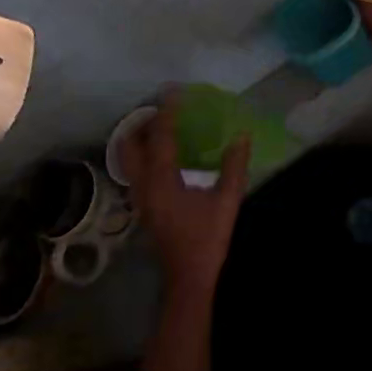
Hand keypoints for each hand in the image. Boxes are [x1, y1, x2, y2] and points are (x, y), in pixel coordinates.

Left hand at [121, 99, 249, 296]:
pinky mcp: (144, 206)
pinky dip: (145, 154)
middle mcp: (143, 187)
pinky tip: (166, 154)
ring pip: (130, 159)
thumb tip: (241, 135)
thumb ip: (234, 166)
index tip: (173, 92)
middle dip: (143, 124)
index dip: (166, 113)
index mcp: (162, 183)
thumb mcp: (228, 200)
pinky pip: (137, 170)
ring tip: (163, 126)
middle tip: (163, 109)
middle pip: (131, 146)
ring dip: (142, 138)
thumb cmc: (208, 238)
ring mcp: (140, 198)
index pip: (160, 138)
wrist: (188, 277)